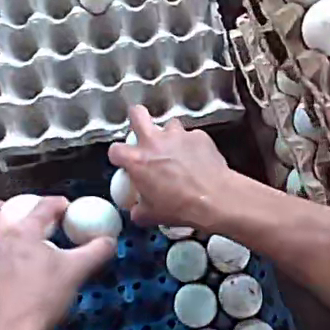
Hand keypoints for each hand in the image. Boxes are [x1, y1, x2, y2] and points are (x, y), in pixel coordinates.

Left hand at [0, 196, 113, 329]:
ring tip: (22, 263)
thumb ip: (95, 252)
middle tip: (22, 220)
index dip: (57, 203)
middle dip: (3, 207)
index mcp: (22, 232)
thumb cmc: (41, 298)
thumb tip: (109, 241)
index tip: (65, 209)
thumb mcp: (76, 273)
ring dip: (3, 246)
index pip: (42, 206)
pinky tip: (10, 289)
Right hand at [106, 106, 248, 230]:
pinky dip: (192, 145)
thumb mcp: (151, 215)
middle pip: (137, 114)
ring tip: (176, 151)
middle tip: (141, 130)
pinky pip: (191, 136)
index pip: (115, 150)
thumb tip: (138, 210)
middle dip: (137, 118)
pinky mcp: (198, 136)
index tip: (123, 161)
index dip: (118, 156)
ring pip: (169, 125)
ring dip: (169, 136)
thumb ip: (139, 209)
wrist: (215, 199)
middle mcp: (154, 142)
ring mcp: (177, 136)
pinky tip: (197, 159)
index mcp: (137, 161)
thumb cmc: (181, 207)